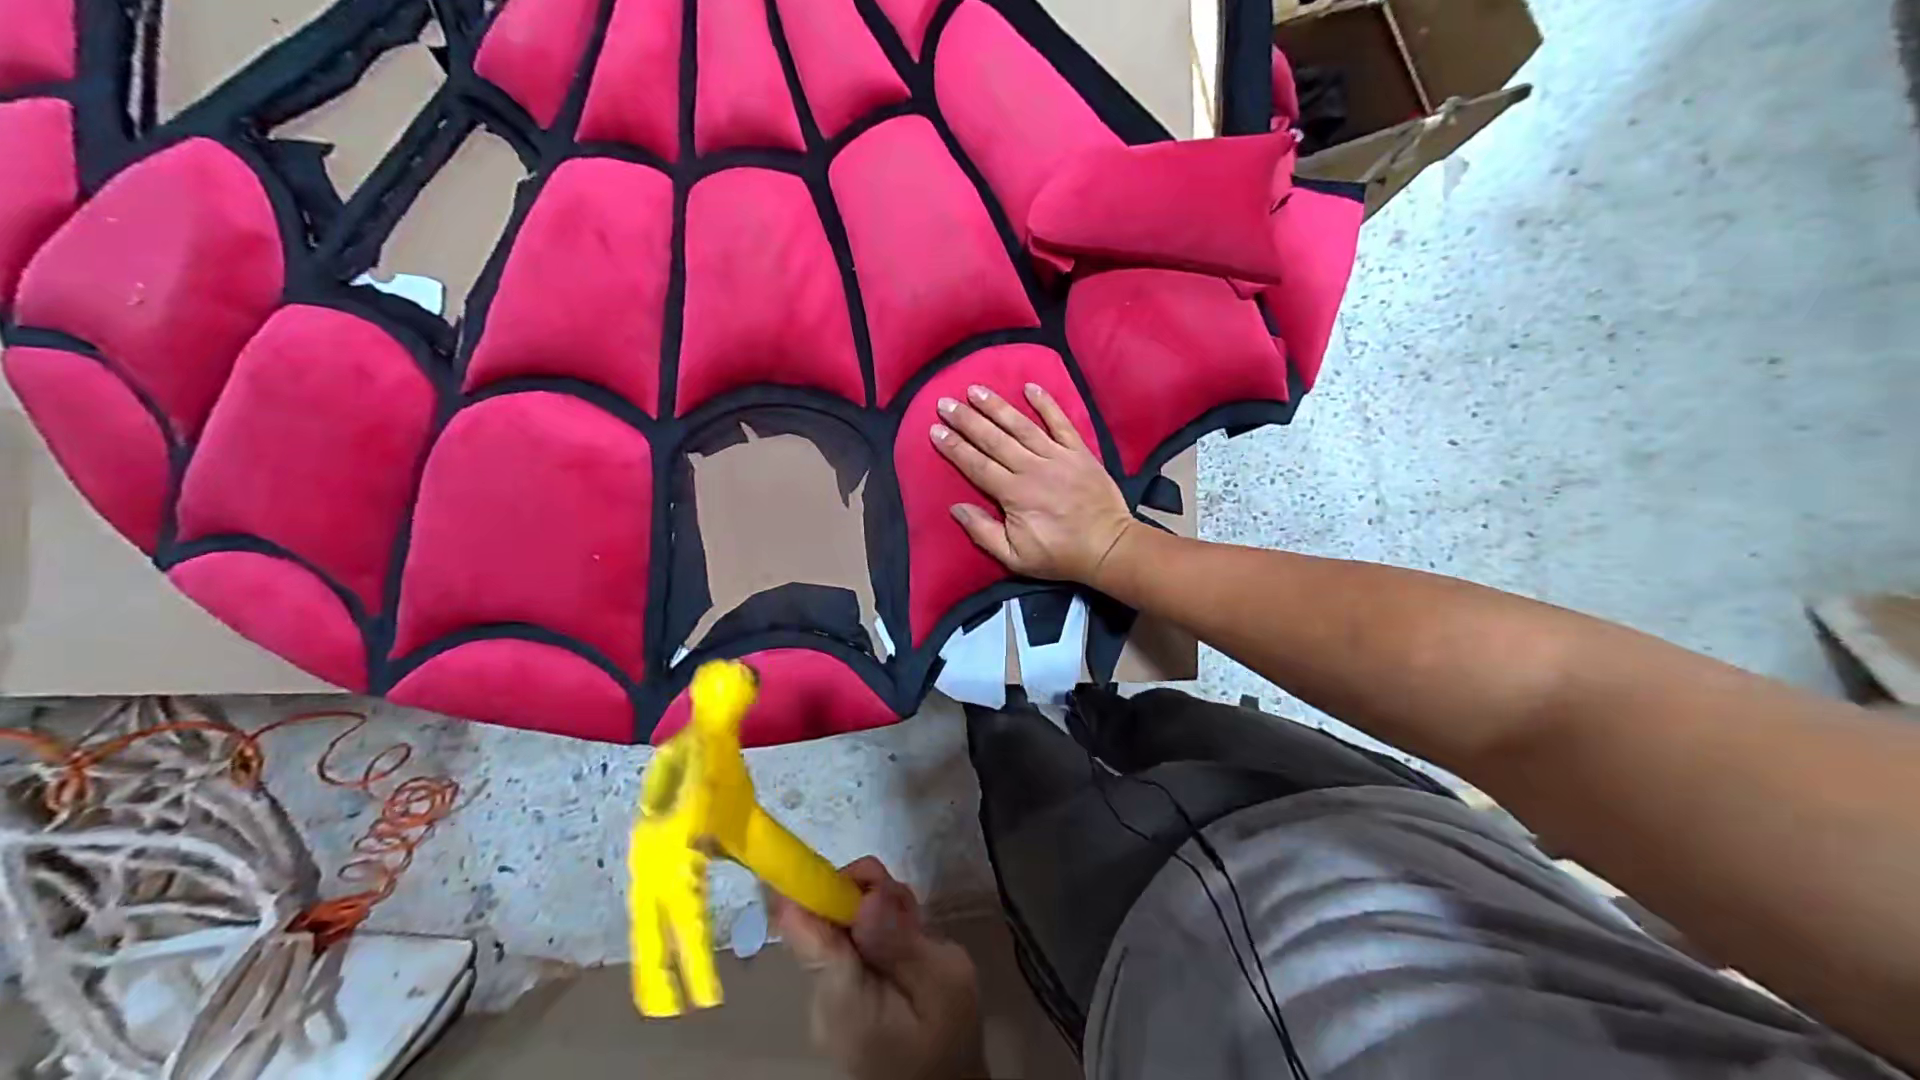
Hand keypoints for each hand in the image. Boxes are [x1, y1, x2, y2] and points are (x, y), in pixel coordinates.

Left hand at [773, 857, 982, 1079]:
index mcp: (838, 992)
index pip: (797, 923)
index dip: (811, 880)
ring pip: (838, 924)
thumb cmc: (950, 1041)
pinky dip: (874, 931)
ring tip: (914, 927)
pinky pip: (847, 945)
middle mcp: (819, 991)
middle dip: (863, 893)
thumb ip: (900, 937)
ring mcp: (826, 994)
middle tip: (907, 905)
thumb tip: (866, 895)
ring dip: (874, 910)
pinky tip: (906, 942)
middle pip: (823, 915)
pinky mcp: (839, 994)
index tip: (858, 874)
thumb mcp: (944, 982)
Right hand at [930, 382, 1135, 584]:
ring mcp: (1058, 457)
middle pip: (994, 439)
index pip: (977, 465)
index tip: (935, 430)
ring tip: (975, 390)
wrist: (1108, 547)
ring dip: (997, 406)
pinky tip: (1030, 387)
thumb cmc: (1059, 556)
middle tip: (946, 403)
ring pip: (1022, 426)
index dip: (954, 447)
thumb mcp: (1016, 558)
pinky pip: (1061, 422)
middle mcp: (1032, 469)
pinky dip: (1046, 404)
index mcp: (1014, 494)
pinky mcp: (1079, 452)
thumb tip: (956, 508)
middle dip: (967, 420)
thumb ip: (984, 532)